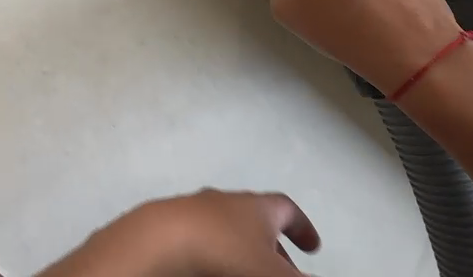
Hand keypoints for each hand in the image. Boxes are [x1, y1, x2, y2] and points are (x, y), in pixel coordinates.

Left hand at [42, 189, 319, 276]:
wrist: (159, 242)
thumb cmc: (225, 253)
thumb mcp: (273, 273)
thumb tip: (304, 276)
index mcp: (255, 207)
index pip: (285, 208)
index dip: (301, 227)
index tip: (313, 245)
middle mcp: (225, 202)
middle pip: (255, 222)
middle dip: (272, 249)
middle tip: (282, 272)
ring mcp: (195, 212)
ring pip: (226, 232)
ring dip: (242, 255)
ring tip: (249, 273)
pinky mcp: (171, 228)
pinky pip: (201, 243)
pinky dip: (213, 258)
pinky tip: (209, 271)